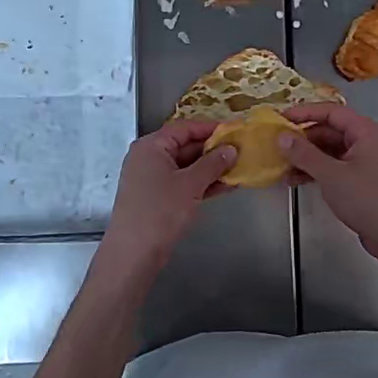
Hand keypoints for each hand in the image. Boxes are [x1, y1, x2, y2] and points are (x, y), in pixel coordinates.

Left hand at [101, 120, 236, 269]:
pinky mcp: (157, 197)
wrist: (135, 250)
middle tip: (242, 151)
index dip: (210, 128)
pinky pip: (183, 183)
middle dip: (213, 150)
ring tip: (240, 168)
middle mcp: (148, 158)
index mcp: (151, 146)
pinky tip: (226, 186)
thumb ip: (212, 164)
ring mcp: (151, 178)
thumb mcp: (190, 184)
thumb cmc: (160, 211)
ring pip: (186, 166)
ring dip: (211, 168)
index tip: (235, 130)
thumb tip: (230, 149)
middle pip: (185, 146)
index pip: (184, 128)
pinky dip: (202, 183)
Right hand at [280, 104, 377, 262]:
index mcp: (366, 132)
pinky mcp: (366, 180)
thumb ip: (304, 154)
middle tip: (279, 147)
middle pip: (331, 131)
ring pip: (332, 151)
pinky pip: (337, 167)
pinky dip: (318, 171)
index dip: (304, 112)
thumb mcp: (330, 175)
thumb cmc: (367, 199)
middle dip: (303, 139)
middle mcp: (370, 142)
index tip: (280, 118)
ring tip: (284, 169)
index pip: (331, 112)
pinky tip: (299, 181)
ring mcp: (369, 162)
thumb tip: (282, 136)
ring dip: (308, 158)